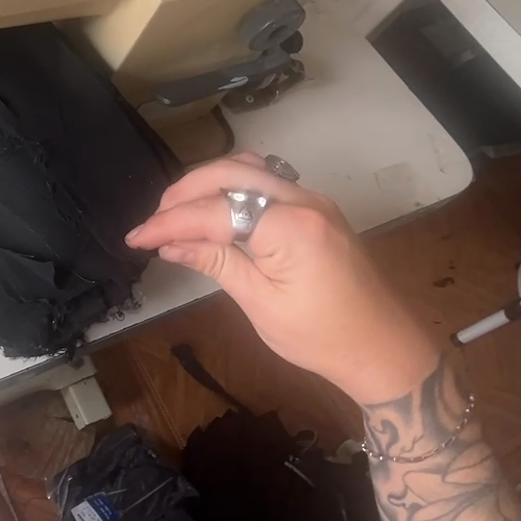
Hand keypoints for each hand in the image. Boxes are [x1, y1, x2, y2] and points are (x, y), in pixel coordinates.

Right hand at [125, 153, 440, 405]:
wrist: (386, 351)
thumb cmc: (322, 338)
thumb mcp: (260, 304)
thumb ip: (214, 264)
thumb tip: (169, 246)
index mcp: (290, 227)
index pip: (213, 213)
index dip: (169, 223)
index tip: (135, 238)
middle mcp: (302, 200)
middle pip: (227, 174)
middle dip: (183, 193)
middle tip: (154, 222)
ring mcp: (312, 199)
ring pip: (246, 168)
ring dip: (206, 184)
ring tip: (177, 212)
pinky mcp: (316, 207)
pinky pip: (265, 180)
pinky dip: (232, 188)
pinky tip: (214, 208)